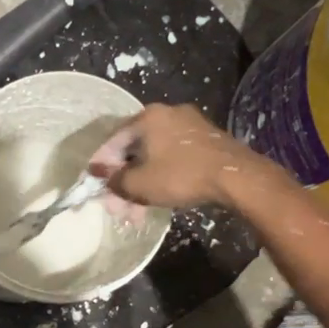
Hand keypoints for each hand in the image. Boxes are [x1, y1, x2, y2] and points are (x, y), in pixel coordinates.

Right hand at [88, 104, 259, 209]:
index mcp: (147, 117)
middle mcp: (167, 114)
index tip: (93, 187)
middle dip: (123, 182)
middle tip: (117, 208)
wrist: (235, 177)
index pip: (112, 141)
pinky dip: (160, 177)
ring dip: (141, 185)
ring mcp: (188, 125)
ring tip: (136, 213)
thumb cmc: (180, 175)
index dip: (100, 166)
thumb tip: (100, 175)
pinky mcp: (204, 139)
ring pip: (153, 157)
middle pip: (134, 150)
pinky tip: (156, 198)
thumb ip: (114, 179)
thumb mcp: (138, 183)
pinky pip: (171, 157)